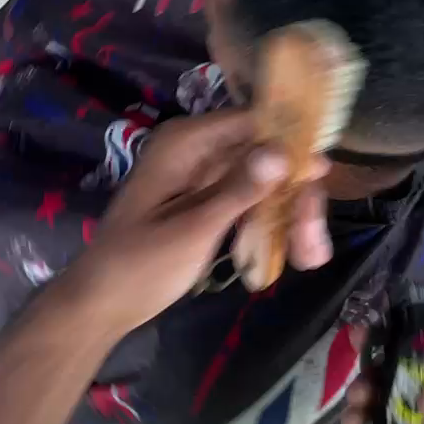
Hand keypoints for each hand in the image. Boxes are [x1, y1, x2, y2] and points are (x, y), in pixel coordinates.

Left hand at [55, 109, 331, 336]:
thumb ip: (239, 188)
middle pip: (263, 151)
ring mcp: (203, 173)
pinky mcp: (208, 197)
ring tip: (311, 255)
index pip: (250, 120)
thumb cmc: (141, 263)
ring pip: (263, 176)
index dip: (290, 139)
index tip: (322, 172)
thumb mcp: (194, 229)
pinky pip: (250, 195)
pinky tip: (295, 251)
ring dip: (289, 209)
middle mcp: (197, 147)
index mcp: (187, 141)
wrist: (101, 303)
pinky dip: (271, 218)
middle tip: (314, 241)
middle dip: (294, 190)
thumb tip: (282, 151)